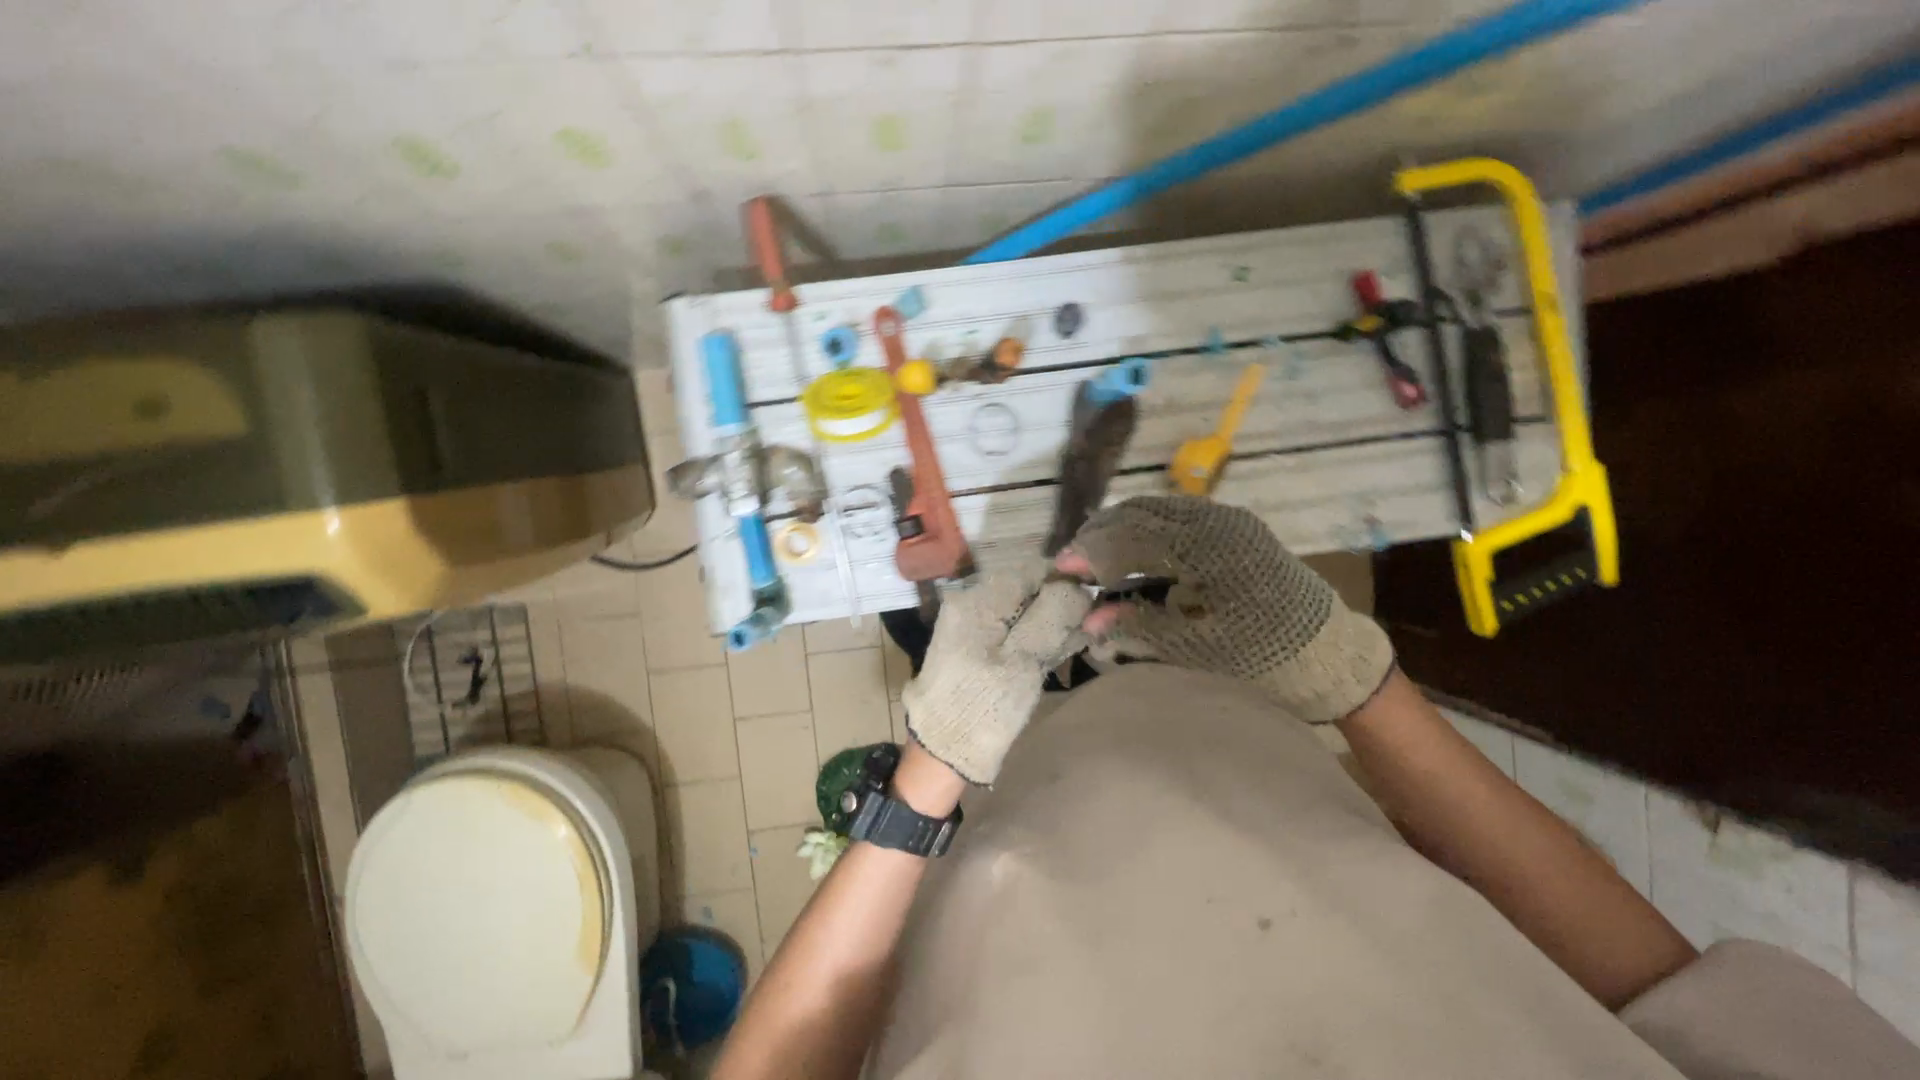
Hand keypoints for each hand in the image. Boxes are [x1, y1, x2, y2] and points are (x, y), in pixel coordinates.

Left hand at [902, 559, 1091, 784]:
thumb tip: (1078, 585)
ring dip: (1056, 624)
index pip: (1031, 572)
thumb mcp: (1024, 659)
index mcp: (978, 600)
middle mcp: (972, 604)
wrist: (944, 751)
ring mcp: (975, 628)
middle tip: (1093, 626)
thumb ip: (1052, 616)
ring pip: (1027, 614)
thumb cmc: (984, 704)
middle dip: (1063, 605)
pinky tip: (1062, 652)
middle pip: (1030, 591)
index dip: (1065, 582)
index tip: (1094, 601)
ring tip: (1084, 640)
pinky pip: (1016, 633)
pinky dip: (1040, 640)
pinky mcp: (979, 650)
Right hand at [1056, 495, 1393, 723]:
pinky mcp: (1239, 531)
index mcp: (1206, 545)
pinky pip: (1181, 520)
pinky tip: (1134, 554)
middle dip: (1103, 537)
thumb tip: (1087, 620)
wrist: (1331, 656)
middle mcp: (1217, 521)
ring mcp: (1230, 522)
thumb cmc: (1262, 655)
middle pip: (1142, 514)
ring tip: (1096, 557)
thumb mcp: (1195, 645)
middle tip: (1074, 562)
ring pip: (1160, 513)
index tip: (1062, 568)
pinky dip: (1150, 533)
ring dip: (1124, 531)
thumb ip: (1139, 624)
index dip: (1092, 552)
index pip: (1131, 536)